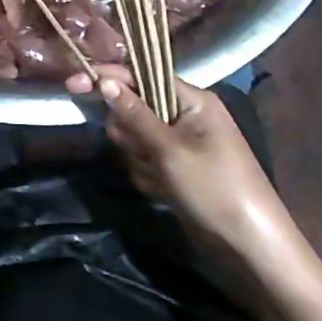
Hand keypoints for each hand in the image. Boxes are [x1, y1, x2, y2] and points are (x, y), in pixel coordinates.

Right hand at [68, 67, 305, 268]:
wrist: (248, 245)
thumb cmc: (214, 188)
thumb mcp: (170, 150)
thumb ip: (135, 114)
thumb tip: (104, 80)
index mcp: (193, 101)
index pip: (142, 75)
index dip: (108, 77)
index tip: (73, 83)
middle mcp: (185, 115)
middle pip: (132, 107)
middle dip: (128, 132)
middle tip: (142, 151)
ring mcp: (180, 142)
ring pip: (133, 136)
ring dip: (138, 157)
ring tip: (161, 178)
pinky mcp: (174, 166)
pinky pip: (142, 159)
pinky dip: (146, 174)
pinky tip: (164, 190)